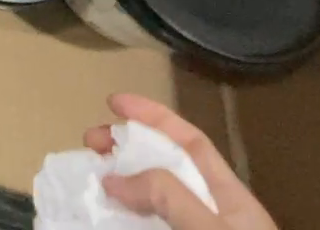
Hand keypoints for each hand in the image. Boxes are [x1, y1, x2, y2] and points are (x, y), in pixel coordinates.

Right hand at [83, 94, 276, 229]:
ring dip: (115, 179)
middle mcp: (211, 215)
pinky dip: (115, 216)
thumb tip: (112, 177)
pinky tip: (98, 215)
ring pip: (148, 197)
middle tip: (89, 144)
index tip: (112, 102)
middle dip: (123, 145)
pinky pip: (139, 225)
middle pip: (163, 164)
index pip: (190, 143)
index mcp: (230, 201)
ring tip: (88, 180)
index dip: (153, 116)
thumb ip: (169, 196)